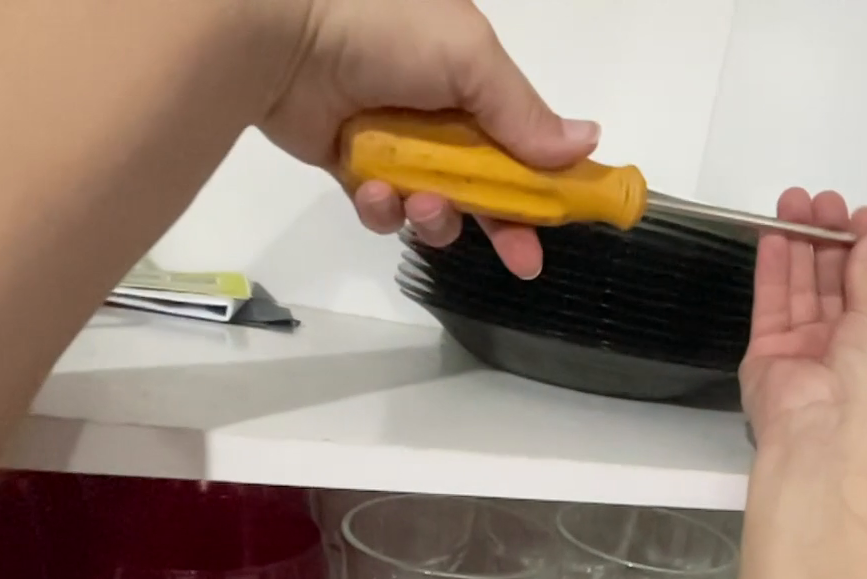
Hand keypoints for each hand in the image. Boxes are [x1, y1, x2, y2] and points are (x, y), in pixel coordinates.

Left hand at [260, 0, 597, 277]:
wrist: (277, 30)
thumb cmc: (384, 29)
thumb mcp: (471, 59)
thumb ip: (525, 112)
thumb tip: (589, 143)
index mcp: (473, 84)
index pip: (523, 146)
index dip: (545, 185)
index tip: (562, 220)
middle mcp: (441, 118)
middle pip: (488, 190)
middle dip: (505, 226)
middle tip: (523, 262)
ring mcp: (398, 148)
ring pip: (438, 209)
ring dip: (436, 216)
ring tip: (418, 202)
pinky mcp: (356, 171)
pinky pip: (386, 212)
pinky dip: (384, 210)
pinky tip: (374, 192)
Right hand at [740, 188, 866, 449]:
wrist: (822, 435)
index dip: (864, 246)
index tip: (858, 215)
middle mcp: (840, 340)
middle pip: (833, 279)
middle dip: (827, 238)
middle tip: (820, 202)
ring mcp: (801, 345)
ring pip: (799, 286)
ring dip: (797, 244)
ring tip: (793, 205)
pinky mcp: (767, 349)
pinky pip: (771, 303)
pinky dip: (771, 269)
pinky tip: (773, 237)